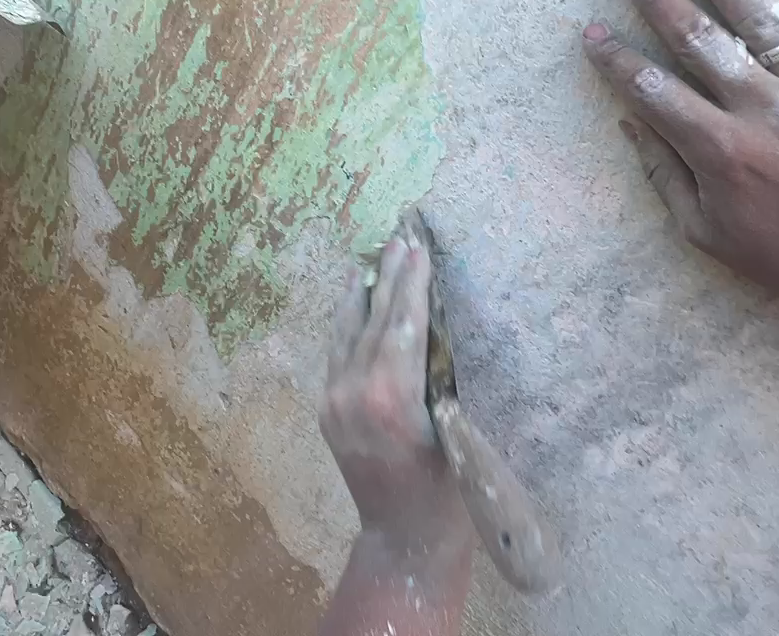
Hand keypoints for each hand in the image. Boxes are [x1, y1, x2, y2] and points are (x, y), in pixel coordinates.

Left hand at [319, 234, 472, 635]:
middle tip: (399, 239)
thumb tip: (427, 317)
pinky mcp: (325, 407)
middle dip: (388, 277)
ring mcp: (332, 399)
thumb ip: (435, 372)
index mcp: (389, 397)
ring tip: (375, 258)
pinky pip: (337, 353)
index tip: (417, 248)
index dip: (411, 283)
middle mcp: (352, 391)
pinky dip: (349, 323)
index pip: (401, 323)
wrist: (403, 538)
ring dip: (363, 293)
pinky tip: (356, 301)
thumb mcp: (453, 426)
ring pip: (347, 331)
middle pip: (373, 320)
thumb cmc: (447, 491)